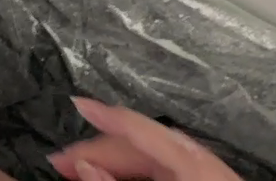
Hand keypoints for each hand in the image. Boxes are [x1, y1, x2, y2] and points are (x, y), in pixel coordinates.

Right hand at [51, 98, 242, 180]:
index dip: (112, 115)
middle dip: (101, 148)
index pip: (154, 133)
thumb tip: (81, 164)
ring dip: (113, 158)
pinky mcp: (211, 179)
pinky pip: (168, 168)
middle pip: (150, 145)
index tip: (75, 102)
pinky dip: (136, 169)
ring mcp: (214, 174)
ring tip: (78, 168)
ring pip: (156, 156)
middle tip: (61, 161)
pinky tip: (111, 174)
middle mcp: (212, 166)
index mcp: (203, 169)